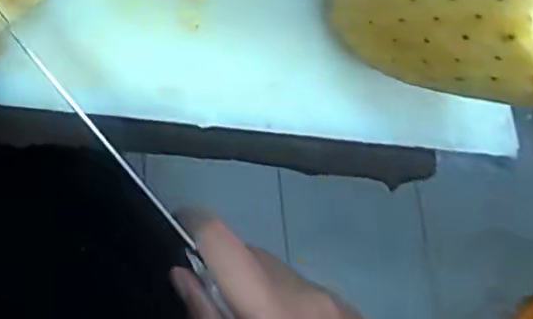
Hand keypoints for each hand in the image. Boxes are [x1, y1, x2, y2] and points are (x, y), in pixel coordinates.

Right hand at [171, 216, 361, 318]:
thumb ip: (208, 317)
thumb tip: (181, 274)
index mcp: (269, 303)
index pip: (215, 232)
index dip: (188, 223)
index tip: (176, 235)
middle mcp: (305, 290)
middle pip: (247, 252)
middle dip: (227, 271)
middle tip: (220, 308)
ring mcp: (339, 303)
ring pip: (279, 274)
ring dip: (262, 291)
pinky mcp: (356, 315)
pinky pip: (310, 295)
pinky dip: (292, 308)